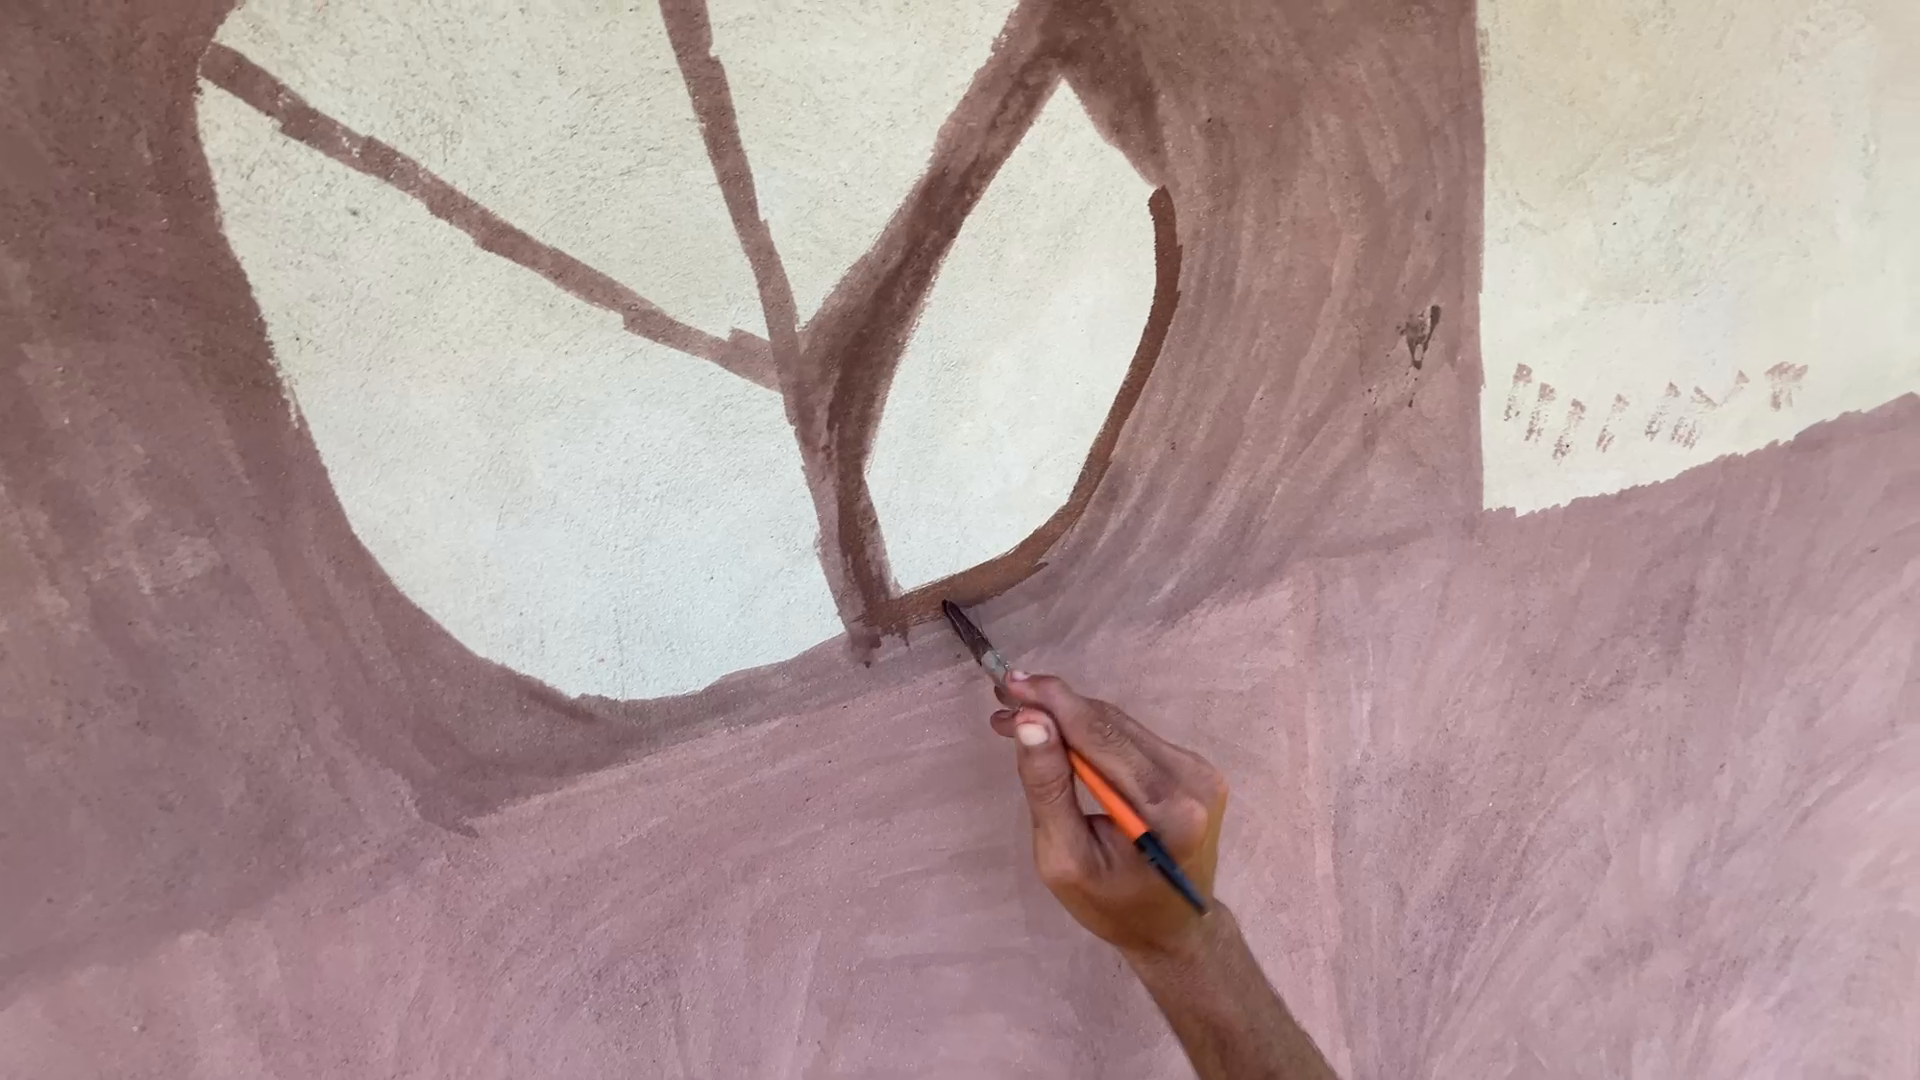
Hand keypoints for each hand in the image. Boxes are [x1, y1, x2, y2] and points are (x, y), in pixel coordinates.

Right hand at [990, 672, 1229, 960]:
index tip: (1010, 682)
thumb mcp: (1064, 859)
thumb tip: (1030, 722)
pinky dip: (1090, 732)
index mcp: (1167, 808)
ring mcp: (1198, 769)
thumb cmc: (1113, 905)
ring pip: (1117, 724)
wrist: (1174, 930)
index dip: (1053, 703)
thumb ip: (1048, 787)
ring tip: (1020, 721)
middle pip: (1108, 723)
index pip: (1100, 736)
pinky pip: (1128, 736)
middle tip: (1003, 703)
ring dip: (1067, 717)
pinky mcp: (1192, 766)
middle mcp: (1191, 778)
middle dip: (1052, 708)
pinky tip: (1059, 737)